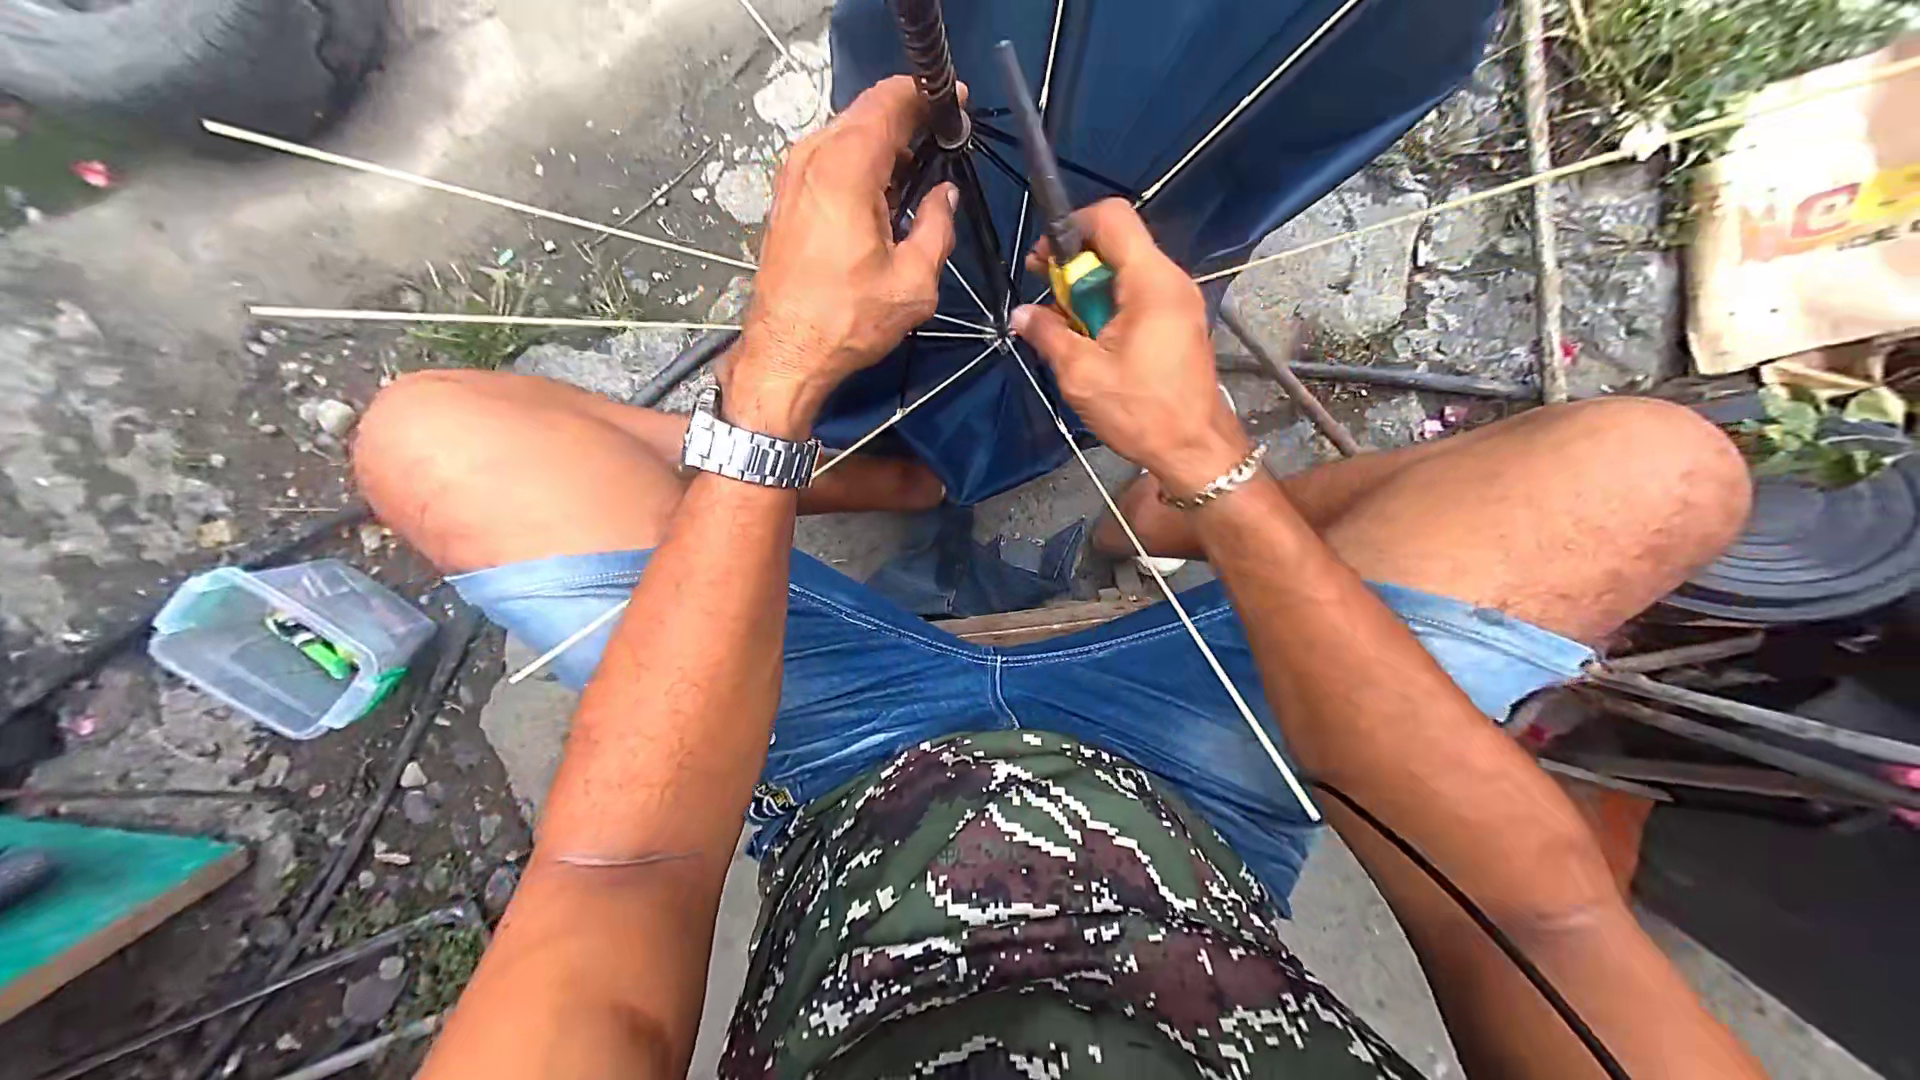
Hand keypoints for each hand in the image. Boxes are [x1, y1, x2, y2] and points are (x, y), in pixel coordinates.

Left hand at [727, 75, 957, 437]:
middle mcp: (813, 158)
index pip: (891, 102)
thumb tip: (944, 196)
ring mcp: (792, 177)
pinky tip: (878, 198)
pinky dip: (857, 167)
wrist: (787, 352)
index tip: (953, 106)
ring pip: (845, 137)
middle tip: (940, 145)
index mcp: (848, 167)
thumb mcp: (914, 281)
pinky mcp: (785, 200)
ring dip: (882, 148)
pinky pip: (828, 162)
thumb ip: (937, 227)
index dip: (926, 97)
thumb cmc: (849, 320)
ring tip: (913, 177)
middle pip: (866, 115)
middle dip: (906, 121)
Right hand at [1011, 199, 1250, 496]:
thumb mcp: (1081, 374)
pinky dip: (1109, 309)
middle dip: (1075, 268)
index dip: (1070, 227)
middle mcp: (1170, 281)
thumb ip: (1048, 334)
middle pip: (1116, 245)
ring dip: (1089, 293)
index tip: (1045, 262)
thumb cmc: (1140, 412)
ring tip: (1066, 330)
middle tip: (1047, 302)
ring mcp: (1179, 301)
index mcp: (1150, 283)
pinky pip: (1138, 297)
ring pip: (1125, 273)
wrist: (1193, 448)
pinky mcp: (1178, 323)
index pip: (1111, 217)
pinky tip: (1092, 342)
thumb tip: (1022, 314)